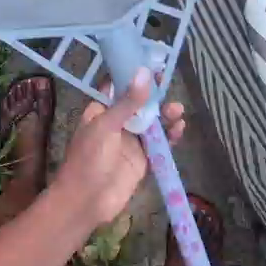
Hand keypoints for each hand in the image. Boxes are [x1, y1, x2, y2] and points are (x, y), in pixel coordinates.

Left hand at [48, 71, 186, 226]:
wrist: (86, 201)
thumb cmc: (88, 159)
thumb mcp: (106, 126)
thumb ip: (127, 102)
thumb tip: (145, 74)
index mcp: (100, 111)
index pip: (117, 87)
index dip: (133, 76)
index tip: (152, 64)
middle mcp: (115, 124)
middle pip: (138, 104)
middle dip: (154, 96)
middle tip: (169, 85)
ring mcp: (129, 142)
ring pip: (151, 123)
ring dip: (165, 116)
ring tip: (178, 110)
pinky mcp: (142, 160)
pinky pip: (158, 144)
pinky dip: (169, 136)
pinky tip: (179, 129)